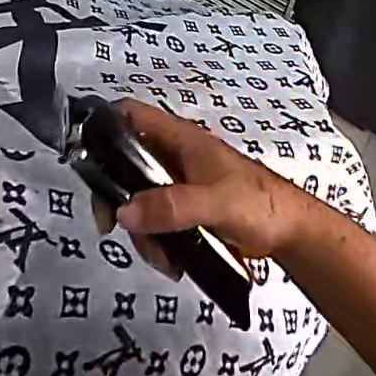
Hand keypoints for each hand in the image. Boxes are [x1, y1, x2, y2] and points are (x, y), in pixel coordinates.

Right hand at [111, 99, 327, 259]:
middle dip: (116, 195)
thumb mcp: (214, 201)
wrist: (291, 231)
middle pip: (125, 163)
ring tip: (160, 258)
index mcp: (179, 138)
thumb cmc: (257, 202)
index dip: (104, 123)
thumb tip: (122, 213)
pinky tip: (170, 262)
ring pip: (138, 197)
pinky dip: (155, 239)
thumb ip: (171, 206)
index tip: (85, 155)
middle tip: (110, 225)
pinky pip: (155, 218)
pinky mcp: (185, 208)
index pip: (131, 114)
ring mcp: (178, 182)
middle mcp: (173, 155)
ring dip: (141, 229)